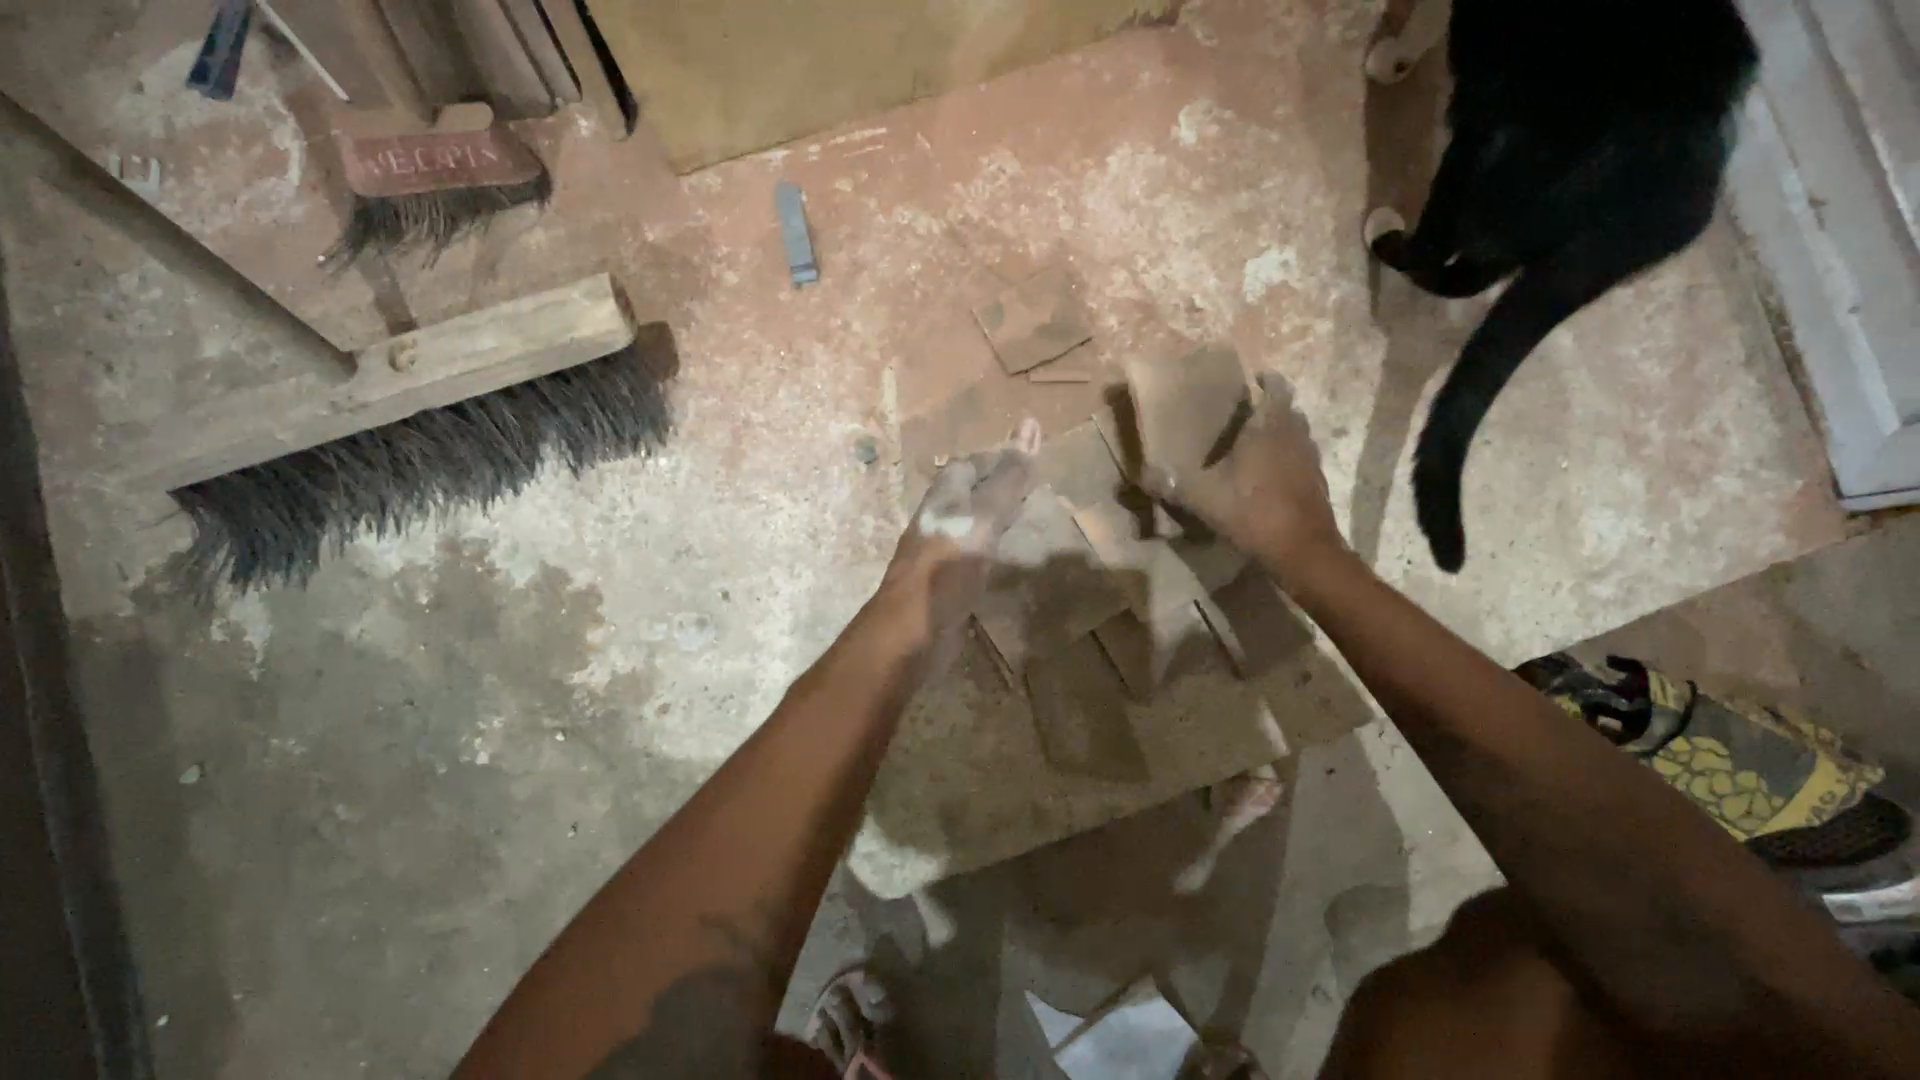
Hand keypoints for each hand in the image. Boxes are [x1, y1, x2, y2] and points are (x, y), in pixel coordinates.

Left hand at [878, 418, 1041, 646]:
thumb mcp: (983, 517)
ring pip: (970, 527)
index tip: (1029, 460)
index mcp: (942, 498)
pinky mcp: (946, 586)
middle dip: (997, 488)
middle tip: (1032, 489)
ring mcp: (940, 555)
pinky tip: (1008, 562)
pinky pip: (972, 559)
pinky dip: (992, 554)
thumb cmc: (946, 567)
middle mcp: (938, 521)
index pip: (968, 465)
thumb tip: (1029, 424)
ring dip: (994, 521)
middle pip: (967, 495)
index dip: (996, 459)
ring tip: (1027, 520)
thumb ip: (1008, 479)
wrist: (911, 632)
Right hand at [1140, 372, 1346, 576]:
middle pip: (1288, 409)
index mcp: (1269, 427)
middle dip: (1269, 407)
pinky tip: (1268, 476)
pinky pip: (1301, 458)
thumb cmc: (1253, 512)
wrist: (1302, 550)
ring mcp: (1311, 459)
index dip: (1266, 380)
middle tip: (1243, 415)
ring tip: (1254, 444)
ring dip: (1280, 433)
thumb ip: (1171, 484)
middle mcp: (1295, 435)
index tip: (1251, 381)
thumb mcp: (1203, 499)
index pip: (1277, 387)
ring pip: (1297, 434)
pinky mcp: (1317, 482)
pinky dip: (1287, 459)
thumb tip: (1142, 475)